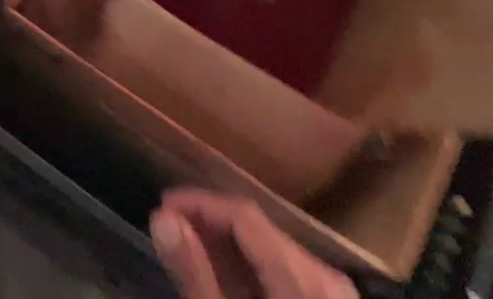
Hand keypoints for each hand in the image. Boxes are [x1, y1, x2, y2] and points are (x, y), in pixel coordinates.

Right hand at [151, 190, 355, 298]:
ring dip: (233, 246)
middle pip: (267, 233)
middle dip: (215, 224)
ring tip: (192, 249)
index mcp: (306, 287)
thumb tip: (162, 217)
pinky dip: (257, 271)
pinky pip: (295, 277)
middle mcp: (331, 288)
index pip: (247, 219)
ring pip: (280, 253)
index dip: (201, 203)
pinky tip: (229, 279)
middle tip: (171, 228)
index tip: (161, 204)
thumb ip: (195, 275)